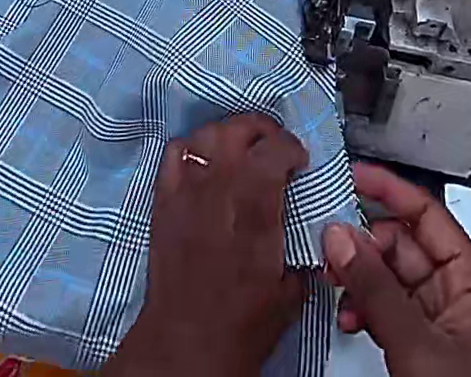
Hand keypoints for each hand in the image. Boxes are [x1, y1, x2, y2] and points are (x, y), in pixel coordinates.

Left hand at [103, 114, 311, 376]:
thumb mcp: (291, 289)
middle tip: (274, 144)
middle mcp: (220, 188)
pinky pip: (176, 151)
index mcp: (255, 208)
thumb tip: (306, 222)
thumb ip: (299, 245)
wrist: (186, 341)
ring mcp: (187, 188)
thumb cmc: (244, 323)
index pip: (274, 150)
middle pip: (239, 129)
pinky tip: (205, 159)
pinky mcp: (164, 196)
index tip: (299, 159)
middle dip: (263, 129)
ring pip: (207, 133)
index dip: (291, 146)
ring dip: (230, 133)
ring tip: (242, 147)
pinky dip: (193, 146)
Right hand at [324, 163, 470, 376]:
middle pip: (404, 243)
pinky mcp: (423, 347)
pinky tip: (349, 318)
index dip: (389, 191)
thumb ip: (375, 287)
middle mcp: (459, 296)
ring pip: (391, 275)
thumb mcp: (418, 348)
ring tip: (334, 284)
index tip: (349, 176)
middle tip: (328, 243)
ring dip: (359, 275)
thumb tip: (336, 232)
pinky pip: (387, 306)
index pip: (428, 215)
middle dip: (364, 241)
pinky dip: (364, 306)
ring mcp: (441, 323)